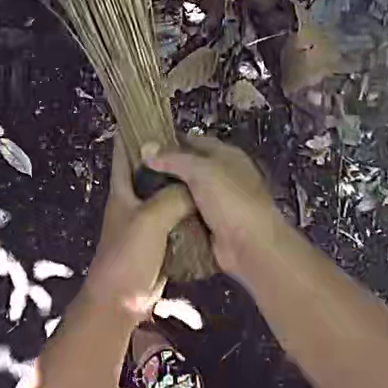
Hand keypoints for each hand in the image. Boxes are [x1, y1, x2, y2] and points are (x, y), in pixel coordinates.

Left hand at [86, 137, 193, 317]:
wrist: (121, 301)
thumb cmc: (128, 255)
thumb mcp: (150, 219)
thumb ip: (173, 197)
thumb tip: (195, 186)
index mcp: (122, 190)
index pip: (124, 151)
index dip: (133, 130)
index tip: (152, 111)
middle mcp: (132, 201)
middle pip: (148, 170)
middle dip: (166, 154)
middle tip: (194, 140)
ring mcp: (145, 222)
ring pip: (164, 194)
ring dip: (180, 183)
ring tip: (206, 168)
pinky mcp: (158, 241)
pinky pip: (175, 218)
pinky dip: (188, 209)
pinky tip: (207, 203)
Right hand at [143, 135, 292, 273]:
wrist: (251, 246)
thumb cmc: (230, 200)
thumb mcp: (201, 171)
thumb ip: (173, 159)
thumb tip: (146, 147)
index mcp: (227, 155)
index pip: (195, 142)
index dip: (170, 143)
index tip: (144, 150)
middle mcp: (223, 176)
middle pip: (189, 169)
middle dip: (165, 171)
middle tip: (135, 173)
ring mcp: (218, 203)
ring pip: (185, 194)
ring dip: (167, 196)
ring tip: (137, 194)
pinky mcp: (211, 226)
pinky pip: (187, 216)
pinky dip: (173, 216)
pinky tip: (152, 215)